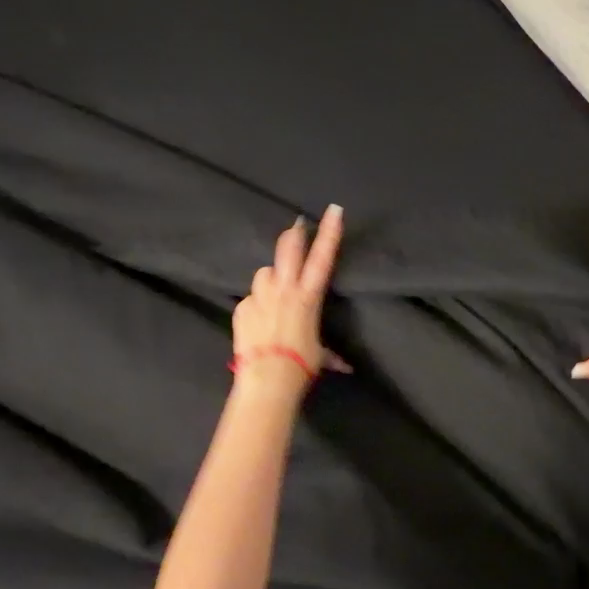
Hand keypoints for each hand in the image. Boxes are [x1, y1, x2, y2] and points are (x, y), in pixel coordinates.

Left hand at [232, 204, 349, 398]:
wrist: (267, 378)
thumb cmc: (300, 366)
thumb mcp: (320, 357)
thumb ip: (331, 355)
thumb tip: (347, 367)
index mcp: (308, 297)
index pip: (322, 257)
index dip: (329, 232)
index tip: (334, 210)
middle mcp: (283, 289)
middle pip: (288, 248)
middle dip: (293, 234)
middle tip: (296, 226)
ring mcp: (259, 296)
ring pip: (265, 273)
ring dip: (271, 277)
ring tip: (273, 291)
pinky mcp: (242, 307)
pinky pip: (251, 299)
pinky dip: (256, 306)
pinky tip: (258, 321)